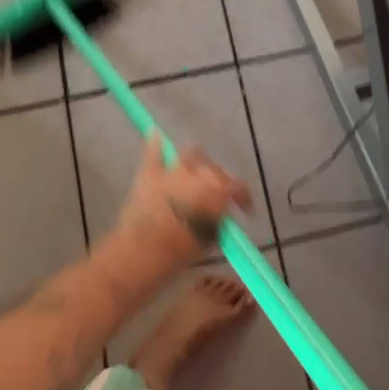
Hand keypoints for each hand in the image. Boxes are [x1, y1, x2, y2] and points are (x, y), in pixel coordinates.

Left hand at [116, 133, 251, 267]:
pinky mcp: (150, 172)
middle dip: (219, 182)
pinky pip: (154, 151)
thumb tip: (220, 216)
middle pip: (215, 170)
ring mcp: (173, 170)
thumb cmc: (179, 252)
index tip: (245, 211)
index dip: (244, 198)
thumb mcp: (208, 242)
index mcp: (217, 191)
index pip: (238, 187)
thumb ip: (218, 223)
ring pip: (190, 154)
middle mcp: (199, 174)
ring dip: (195, 163)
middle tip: (216, 198)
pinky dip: (157, 144)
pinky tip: (157, 137)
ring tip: (195, 172)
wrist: (143, 250)